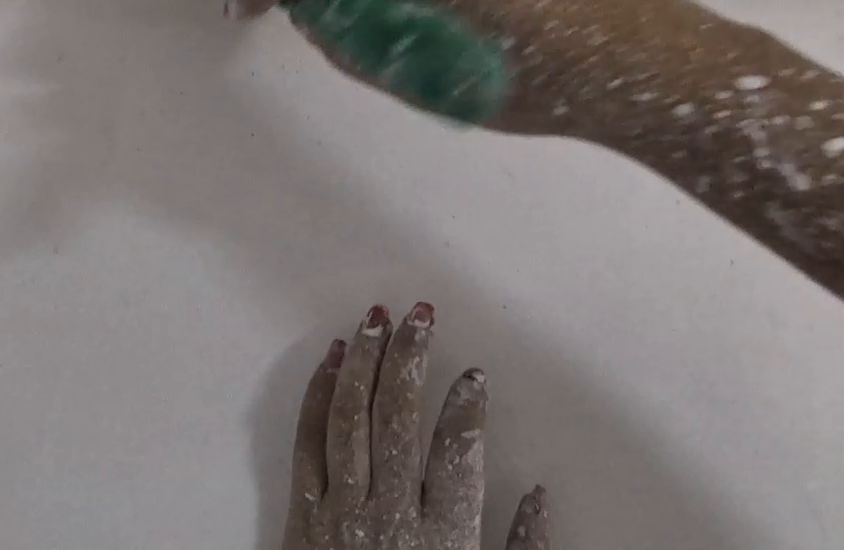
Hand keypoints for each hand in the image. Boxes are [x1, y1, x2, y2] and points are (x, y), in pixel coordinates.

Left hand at [282, 302, 550, 549]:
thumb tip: (540, 496)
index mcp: (442, 540)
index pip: (457, 452)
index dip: (466, 407)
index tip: (474, 375)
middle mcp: (388, 514)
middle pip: (398, 417)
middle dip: (411, 358)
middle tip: (421, 316)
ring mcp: (340, 508)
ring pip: (350, 416)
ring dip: (365, 361)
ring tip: (377, 318)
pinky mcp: (303, 510)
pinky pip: (307, 439)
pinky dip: (317, 393)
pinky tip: (332, 357)